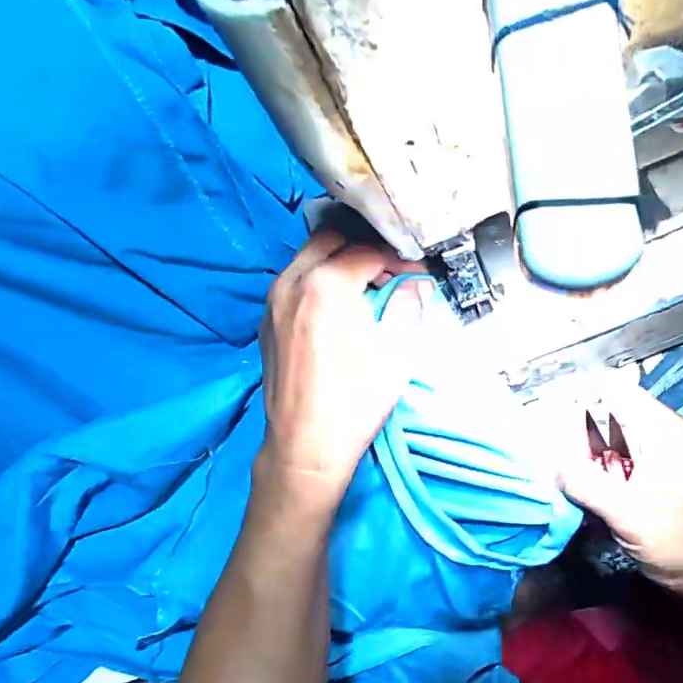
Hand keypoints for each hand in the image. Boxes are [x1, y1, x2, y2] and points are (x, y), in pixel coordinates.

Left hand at [258, 231, 425, 501]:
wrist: (306, 445)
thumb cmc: (356, 399)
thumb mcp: (396, 350)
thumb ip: (407, 303)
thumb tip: (412, 283)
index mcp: (326, 283)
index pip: (368, 250)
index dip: (398, 258)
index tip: (416, 274)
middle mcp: (292, 281)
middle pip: (331, 238)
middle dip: (364, 247)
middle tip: (389, 271)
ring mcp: (273, 300)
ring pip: (307, 257)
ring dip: (338, 260)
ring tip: (364, 287)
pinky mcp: (266, 321)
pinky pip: (293, 282)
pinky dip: (317, 280)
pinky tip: (337, 307)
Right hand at [549, 382, 682, 601]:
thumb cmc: (682, 543)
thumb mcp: (628, 513)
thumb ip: (585, 484)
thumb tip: (547, 465)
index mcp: (661, 431)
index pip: (613, 389)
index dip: (577, 389)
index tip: (541, 399)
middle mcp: (656, 435)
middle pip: (604, 412)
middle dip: (570, 423)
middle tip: (538, 441)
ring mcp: (650, 457)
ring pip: (603, 439)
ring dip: (576, 448)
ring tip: (545, 459)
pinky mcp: (643, 479)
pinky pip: (608, 461)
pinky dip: (587, 467)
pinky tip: (566, 479)